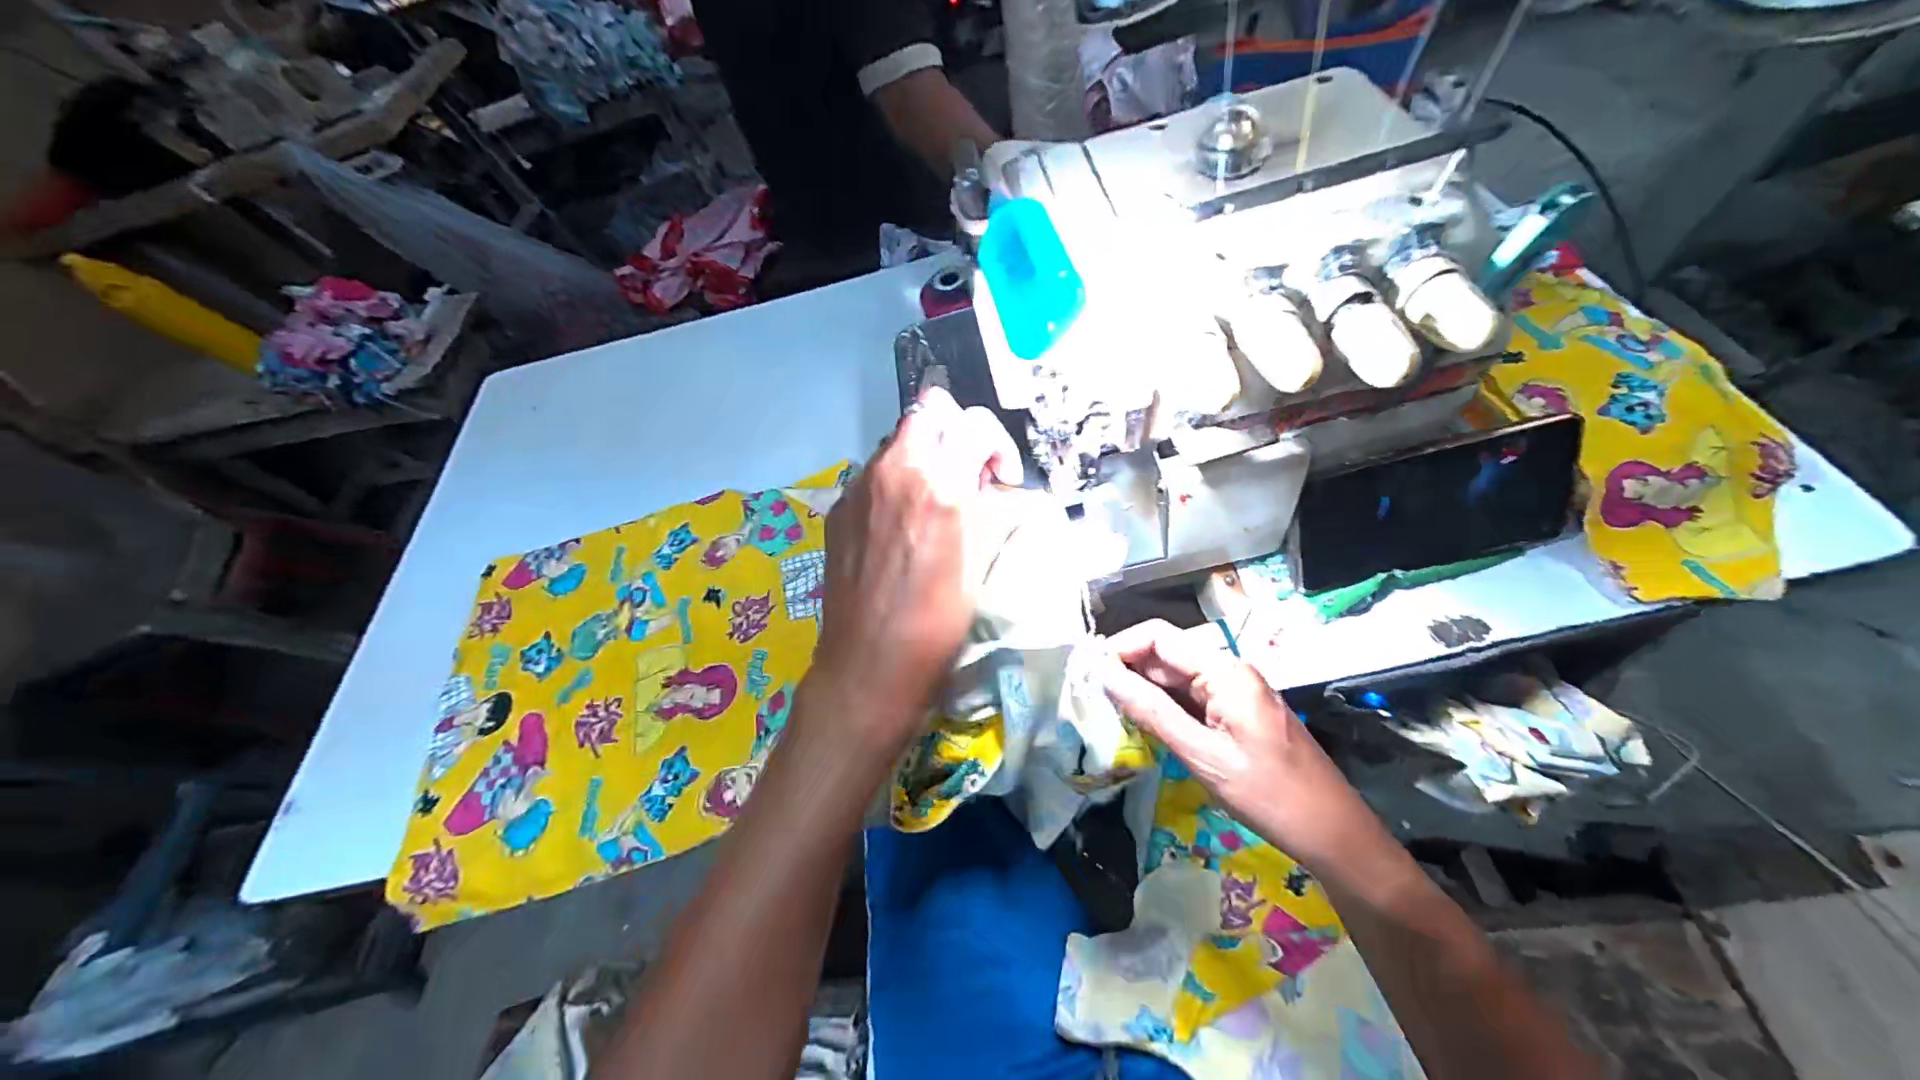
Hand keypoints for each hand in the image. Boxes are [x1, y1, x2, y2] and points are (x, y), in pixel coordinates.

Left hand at [808, 386, 1020, 754]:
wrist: (868, 665)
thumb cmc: (937, 624)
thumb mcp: (980, 563)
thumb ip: (990, 510)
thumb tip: (993, 488)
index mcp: (939, 485)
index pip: (976, 424)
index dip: (998, 447)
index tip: (1000, 481)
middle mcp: (894, 472)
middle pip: (928, 411)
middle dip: (955, 433)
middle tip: (965, 475)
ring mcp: (859, 487)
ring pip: (897, 441)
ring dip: (922, 456)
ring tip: (932, 502)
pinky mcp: (838, 509)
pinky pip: (872, 475)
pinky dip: (893, 484)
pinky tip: (898, 528)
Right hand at [1100, 620, 1372, 869]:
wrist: (1332, 832)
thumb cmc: (1268, 795)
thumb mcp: (1202, 755)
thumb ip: (1152, 712)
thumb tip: (1105, 676)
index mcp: (1225, 672)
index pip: (1159, 637)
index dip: (1120, 647)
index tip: (1089, 673)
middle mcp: (1230, 672)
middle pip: (1167, 654)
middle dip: (1128, 669)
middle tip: (1093, 697)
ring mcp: (1236, 692)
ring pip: (1177, 677)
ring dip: (1144, 690)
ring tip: (1111, 712)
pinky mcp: (1237, 713)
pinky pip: (1192, 698)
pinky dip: (1166, 707)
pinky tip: (1144, 725)